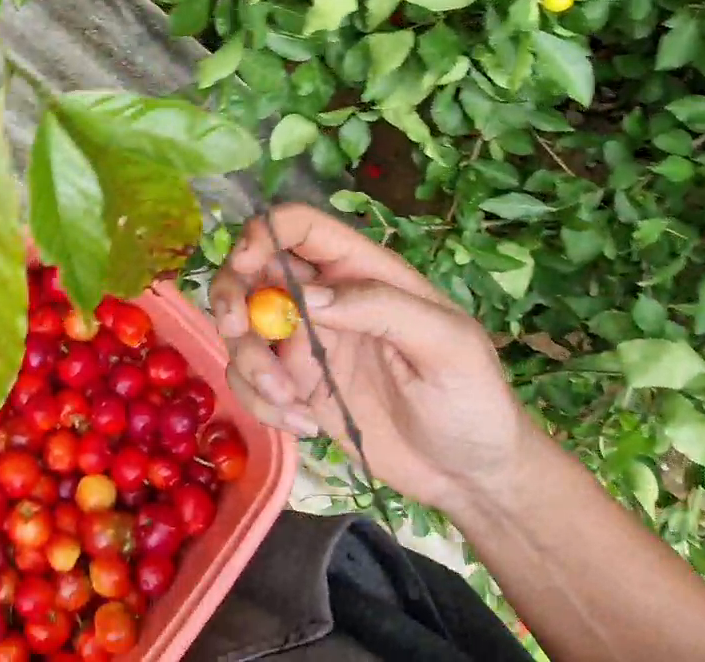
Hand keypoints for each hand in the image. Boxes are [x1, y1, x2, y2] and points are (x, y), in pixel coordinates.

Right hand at [211, 205, 543, 515]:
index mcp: (361, 271)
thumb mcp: (448, 346)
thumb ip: (383, 307)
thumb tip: (307, 297)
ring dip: (248, 362)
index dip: (263, 233)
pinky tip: (303, 425)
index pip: (301, 227)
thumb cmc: (473, 400)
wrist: (471, 476)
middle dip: (232, 297)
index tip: (245, 265)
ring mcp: (303, 342)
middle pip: (252, 271)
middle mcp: (323, 298)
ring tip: (289, 402)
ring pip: (242, 327)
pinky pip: (248, 378)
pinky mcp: (292, 385)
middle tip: (237, 332)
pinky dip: (258, 400)